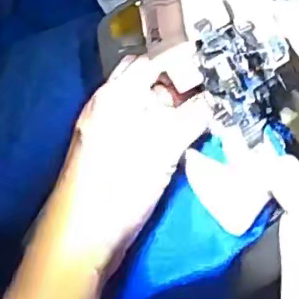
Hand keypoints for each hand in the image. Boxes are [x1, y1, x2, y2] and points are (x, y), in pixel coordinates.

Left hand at [48, 53, 212, 272]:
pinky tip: (176, 132)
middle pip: (147, 73)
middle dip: (176, 74)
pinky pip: (137, 118)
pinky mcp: (105, 149)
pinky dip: (158, 117)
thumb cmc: (122, 184)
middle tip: (203, 83)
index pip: (157, 56)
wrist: (78, 245)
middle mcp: (106, 102)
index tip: (214, 56)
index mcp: (117, 92)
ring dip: (168, 98)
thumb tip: (220, 98)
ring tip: (196, 107)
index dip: (187, 53)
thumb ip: (198, 113)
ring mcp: (102, 126)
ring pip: (142, 97)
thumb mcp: (168, 143)